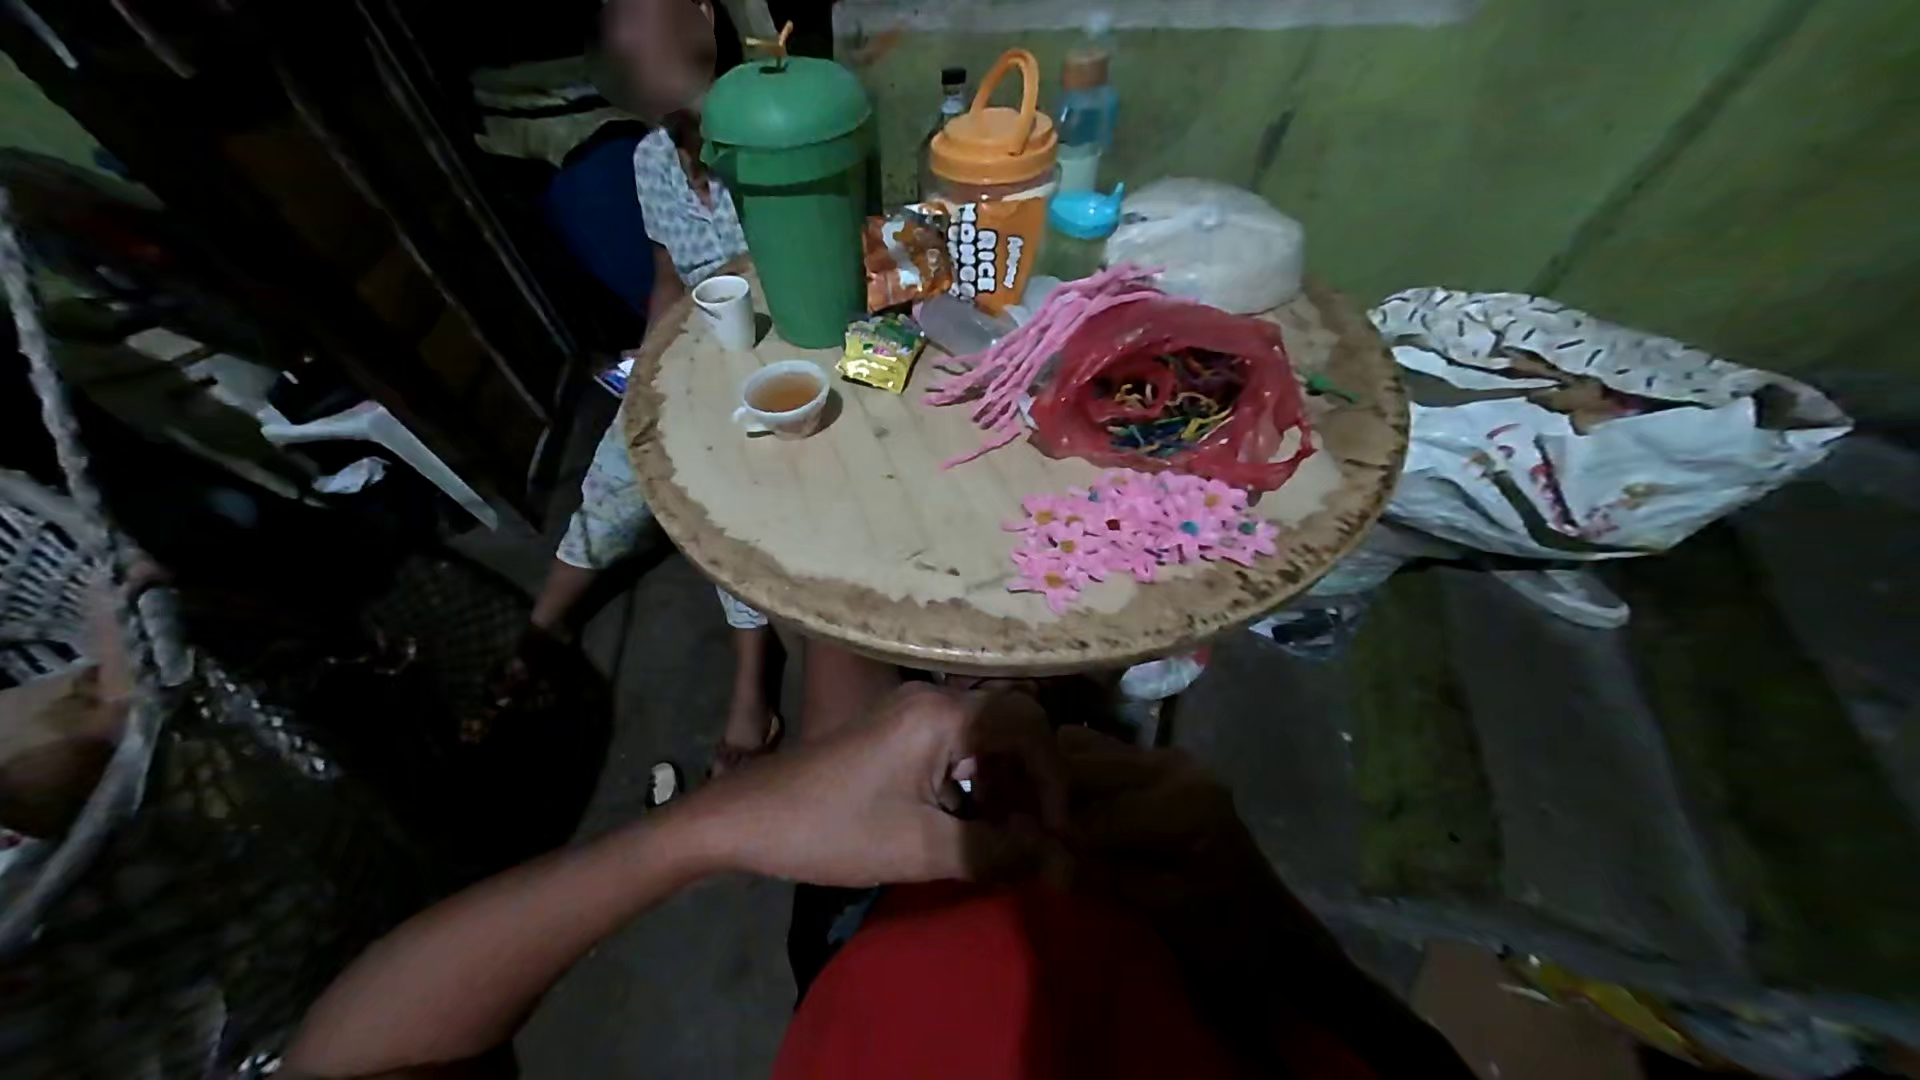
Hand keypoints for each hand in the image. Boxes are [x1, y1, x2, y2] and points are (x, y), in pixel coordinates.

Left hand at [682, 683, 1065, 886]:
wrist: (752, 816)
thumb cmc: (835, 829)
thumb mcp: (921, 849)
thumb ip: (998, 850)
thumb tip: (1061, 861)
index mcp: (942, 714)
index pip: (1029, 726)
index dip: (1054, 779)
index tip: (1056, 832)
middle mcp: (934, 698)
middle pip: (1011, 724)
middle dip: (1031, 780)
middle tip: (1034, 836)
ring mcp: (913, 708)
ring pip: (985, 735)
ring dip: (1003, 782)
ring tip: (1002, 835)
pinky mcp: (898, 726)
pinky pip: (956, 743)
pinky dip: (973, 779)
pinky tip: (967, 818)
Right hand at [1060, 729, 1473, 1079]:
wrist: (1267, 927)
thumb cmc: (1226, 928)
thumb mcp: (1166, 911)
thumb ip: (1105, 874)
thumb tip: (1042, 852)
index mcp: (1185, 800)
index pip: (1099, 809)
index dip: (1056, 829)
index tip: (1020, 842)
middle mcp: (1174, 764)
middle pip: (1086, 762)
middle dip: (1047, 791)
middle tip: (1016, 818)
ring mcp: (1166, 757)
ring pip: (1087, 748)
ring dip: (1056, 775)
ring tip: (1032, 806)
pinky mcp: (1156, 761)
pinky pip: (1099, 751)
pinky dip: (1072, 771)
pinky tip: (1057, 797)